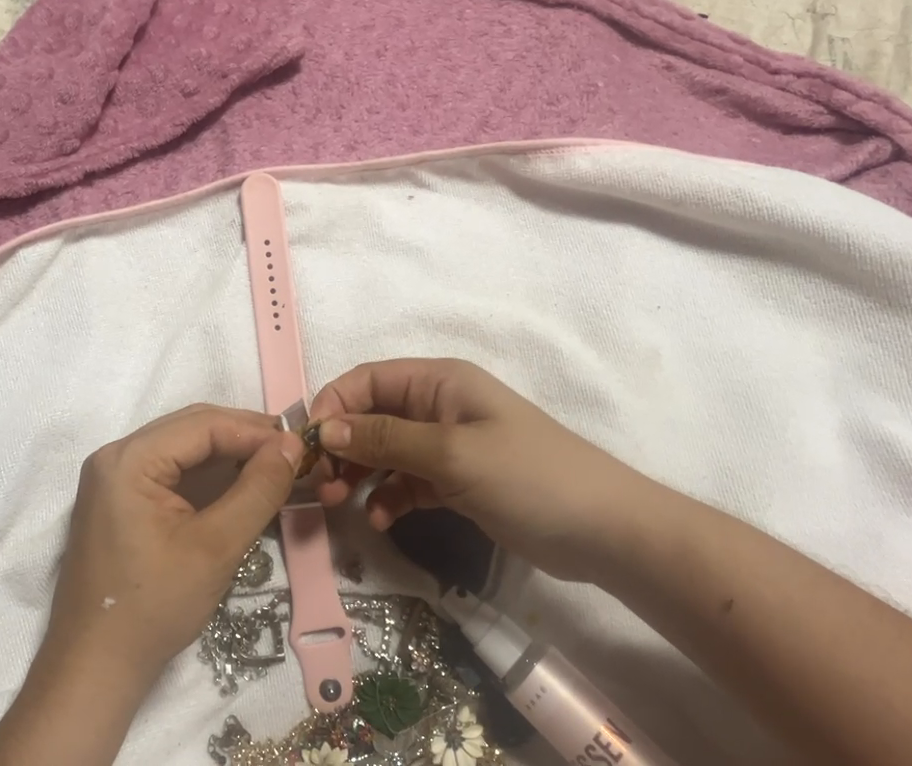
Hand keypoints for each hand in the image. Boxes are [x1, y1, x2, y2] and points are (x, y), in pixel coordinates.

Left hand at [42, 404, 302, 683]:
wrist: (94, 667)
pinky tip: (239, 480)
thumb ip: (256, 490)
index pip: (203, 424)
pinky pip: (170, 468)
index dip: (255, 430)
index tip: (300, 444)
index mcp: (129, 459)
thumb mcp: (215, 547)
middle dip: (244, 436)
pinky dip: (207, 471)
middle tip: (292, 451)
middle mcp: (115, 455)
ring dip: (228, 451)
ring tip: (274, 463)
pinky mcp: (118, 498)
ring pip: (182, 446)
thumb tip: (290, 445)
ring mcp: (113, 477)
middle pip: (191, 427)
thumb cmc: (153, 607)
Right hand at [309, 358, 665, 582]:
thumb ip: (385, 438)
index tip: (306, 445)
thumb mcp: (451, 453)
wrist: (604, 531)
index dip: (333, 405)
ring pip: (385, 451)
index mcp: (439, 380)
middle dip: (341, 445)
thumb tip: (324, 425)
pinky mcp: (456, 482)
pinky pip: (406, 482)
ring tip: (340, 504)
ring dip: (358, 473)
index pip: (367, 380)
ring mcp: (448, 446)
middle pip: (371, 416)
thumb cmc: (527, 476)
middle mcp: (438, 406)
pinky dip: (387, 496)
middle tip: (320, 485)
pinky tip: (380, 519)